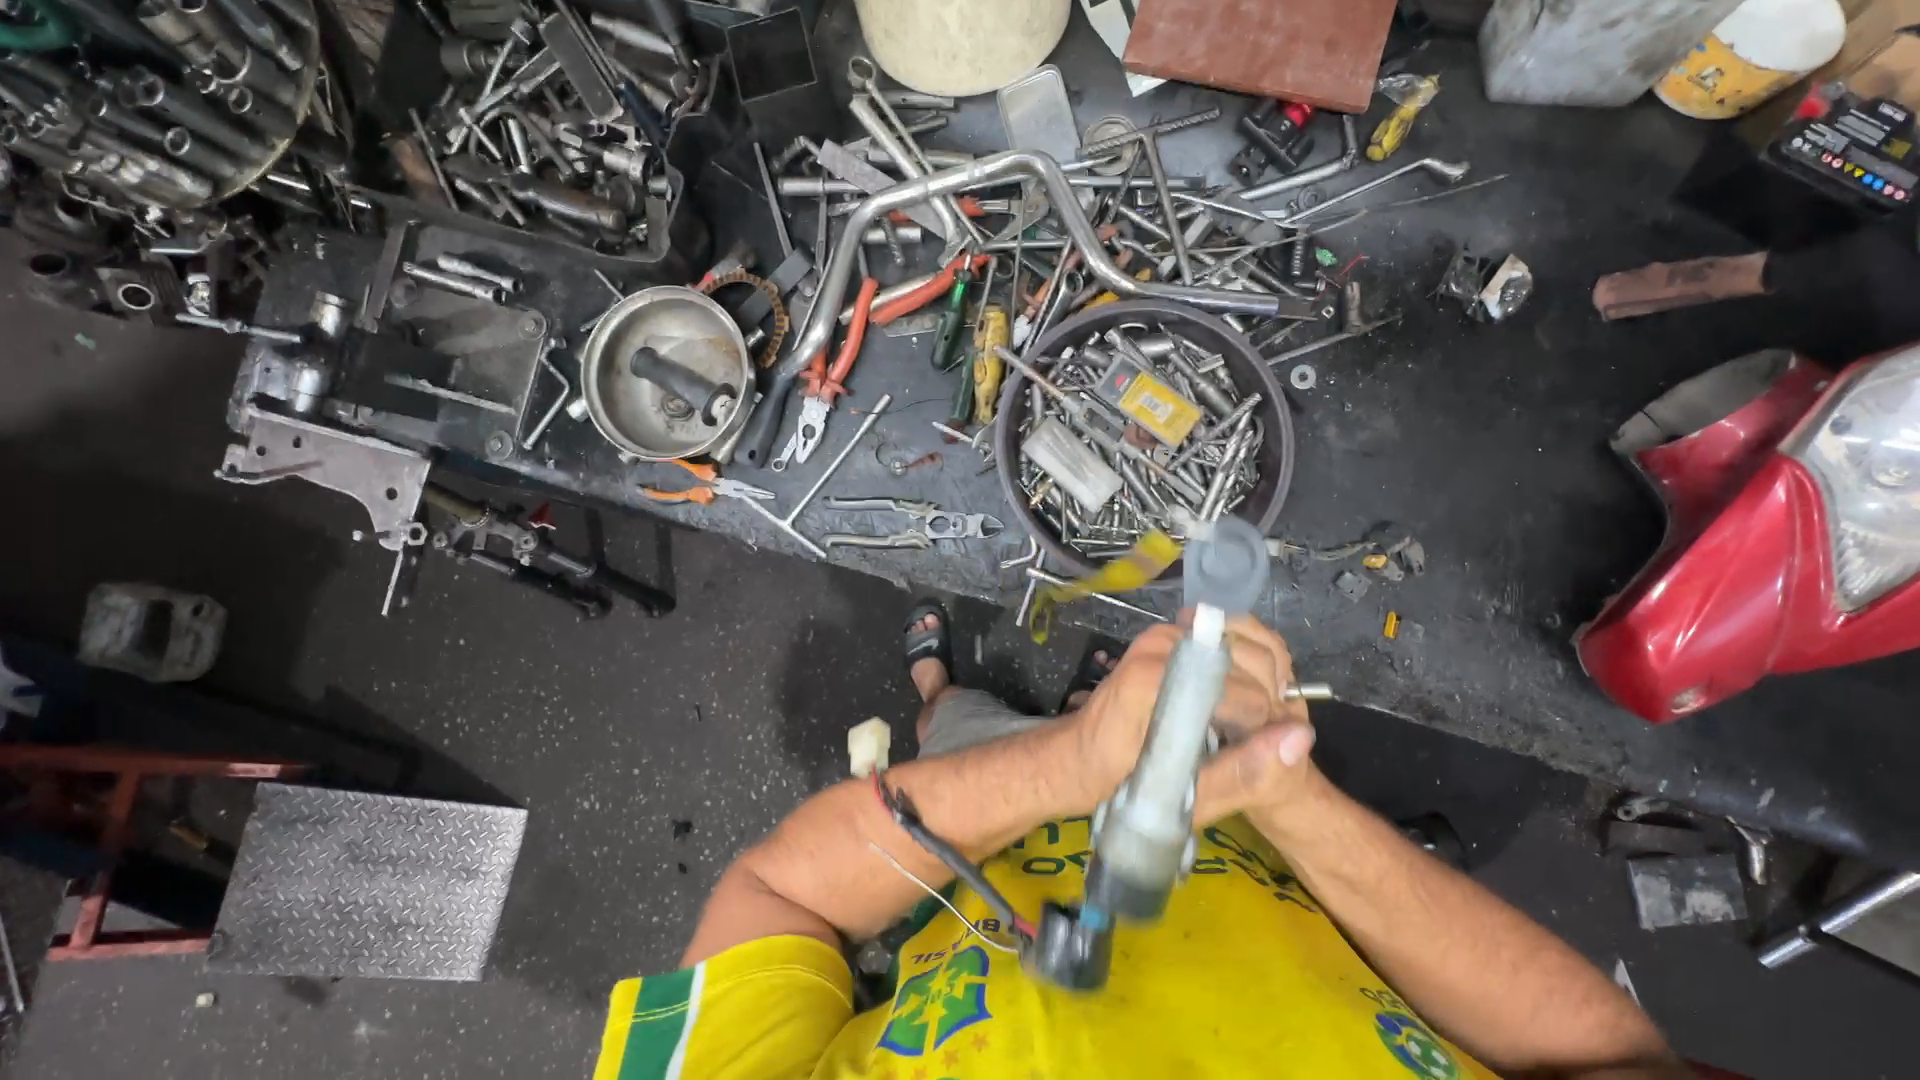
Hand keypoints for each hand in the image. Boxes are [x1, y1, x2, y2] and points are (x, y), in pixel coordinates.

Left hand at [1066, 615, 1316, 817]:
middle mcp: (1160, 646)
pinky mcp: (1171, 636)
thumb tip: (1299, 740)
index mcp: (1153, 679)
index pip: (1246, 695)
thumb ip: (1238, 772)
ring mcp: (1166, 635)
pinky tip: (1239, 703)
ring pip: (1247, 646)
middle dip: (1266, 706)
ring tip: (1246, 727)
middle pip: (1252, 665)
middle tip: (1251, 743)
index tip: (1250, 756)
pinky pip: (1231, 639)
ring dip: (1264, 685)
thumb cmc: (1115, 780)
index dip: (1261, 731)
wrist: (1075, 756)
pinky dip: (1249, 667)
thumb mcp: (1175, 795)